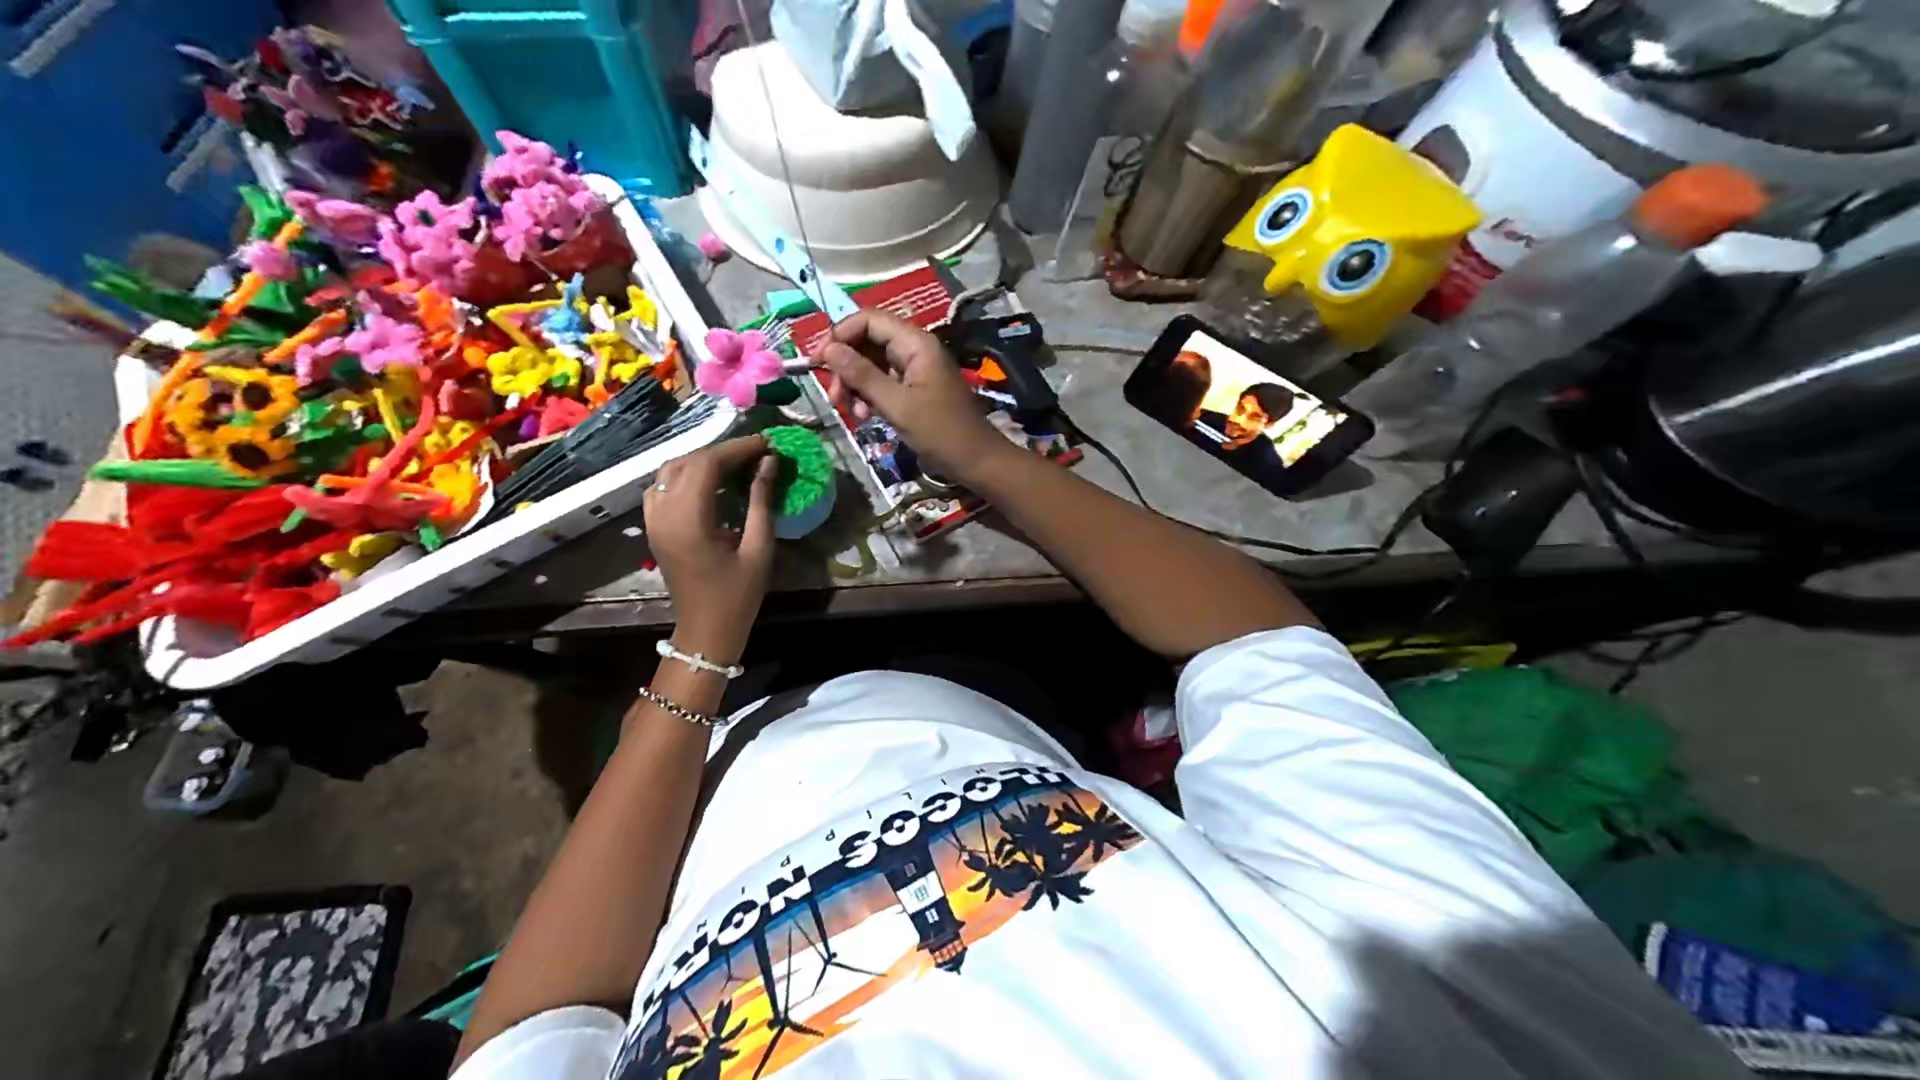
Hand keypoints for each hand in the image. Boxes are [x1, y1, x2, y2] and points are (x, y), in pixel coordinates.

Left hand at [643, 436, 777, 664]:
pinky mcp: (654, 527)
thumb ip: (761, 502)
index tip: (766, 444)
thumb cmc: (738, 595)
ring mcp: (654, 520)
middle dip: (723, 451)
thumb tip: (769, 463)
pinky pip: (663, 487)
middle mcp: (664, 513)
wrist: (706, 630)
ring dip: (703, 460)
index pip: (707, 464)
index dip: (738, 448)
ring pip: (672, 470)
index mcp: (688, 519)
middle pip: (689, 462)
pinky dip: (685, 475)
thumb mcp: (759, 549)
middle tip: (757, 452)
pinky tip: (709, 482)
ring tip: (736, 463)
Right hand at [815, 311, 1011, 483]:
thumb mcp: (896, 404)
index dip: (840, 335)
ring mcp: (915, 369)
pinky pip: (883, 382)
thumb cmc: (940, 432)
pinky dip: (869, 396)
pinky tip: (865, 417)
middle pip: (867, 341)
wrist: (975, 460)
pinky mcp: (914, 388)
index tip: (818, 361)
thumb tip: (829, 349)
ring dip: (854, 385)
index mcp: (916, 344)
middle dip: (846, 366)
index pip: (869, 320)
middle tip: (834, 397)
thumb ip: (862, 375)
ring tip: (849, 412)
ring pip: (872, 363)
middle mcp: (915, 349)